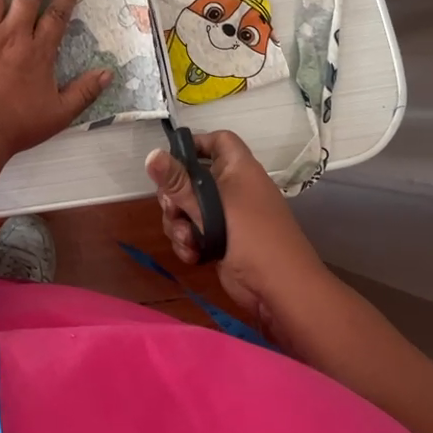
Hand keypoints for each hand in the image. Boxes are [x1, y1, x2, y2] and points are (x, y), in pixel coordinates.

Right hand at [145, 131, 334, 332]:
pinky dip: (189, 241)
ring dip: (178, 224)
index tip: (171, 161)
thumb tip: (150, 154)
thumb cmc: (251, 239)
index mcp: (239, 170)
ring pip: (188, 207)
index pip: (218, 140)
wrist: (283, 292)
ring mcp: (228, 216)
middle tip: (171, 209)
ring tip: (186, 240)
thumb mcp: (209, 207)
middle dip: (174, 197)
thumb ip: (177, 181)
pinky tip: (192, 255)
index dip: (196, 143)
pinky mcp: (222, 240)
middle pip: (191, 177)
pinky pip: (194, 230)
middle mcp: (233, 189)